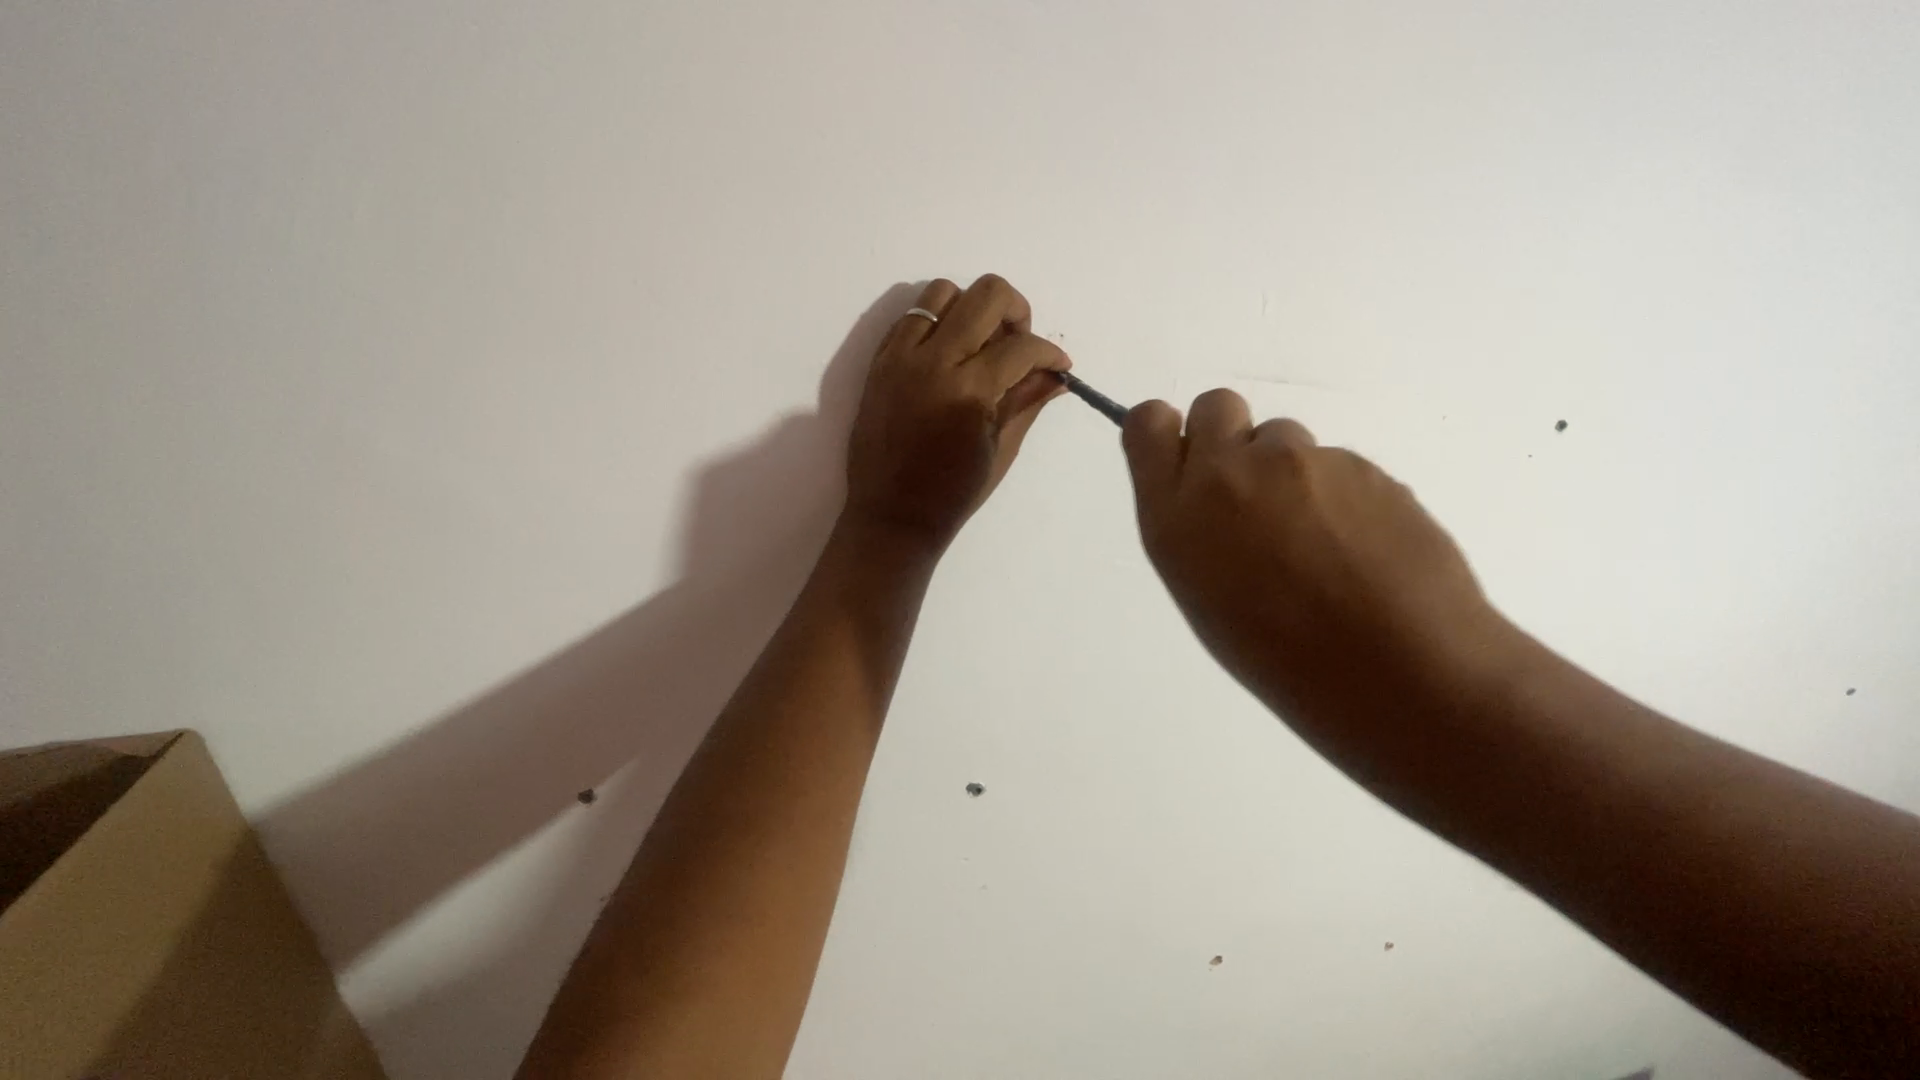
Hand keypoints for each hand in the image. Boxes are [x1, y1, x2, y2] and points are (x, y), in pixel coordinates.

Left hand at [841, 275, 1068, 550]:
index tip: (1059, 366)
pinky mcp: (879, 361)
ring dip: (971, 308)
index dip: (1050, 353)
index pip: (1022, 347)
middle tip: (1019, 342)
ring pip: (943, 292)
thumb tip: (1056, 375)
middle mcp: (934, 362)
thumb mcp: (1001, 449)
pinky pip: (910, 316)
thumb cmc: (953, 493)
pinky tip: (947, 352)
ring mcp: (901, 357)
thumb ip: (1027, 401)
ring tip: (979, 342)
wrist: (891, 515)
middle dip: (1017, 311)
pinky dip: (935, 322)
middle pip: (987, 294)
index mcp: (969, 391)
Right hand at [1122, 389, 1519, 754]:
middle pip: (1217, 405)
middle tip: (1255, 496)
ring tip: (1320, 539)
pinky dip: (1341, 494)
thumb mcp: (1205, 594)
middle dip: (1231, 438)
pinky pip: (1337, 464)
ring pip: (1283, 437)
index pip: (1149, 423)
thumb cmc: (1280, 658)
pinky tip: (1362, 548)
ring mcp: (1300, 463)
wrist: (1396, 672)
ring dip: (1290, 471)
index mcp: (1176, 514)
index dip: (1169, 434)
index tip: (1188, 462)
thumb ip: (1196, 526)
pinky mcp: (1363, 465)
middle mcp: (1229, 474)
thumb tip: (1216, 494)